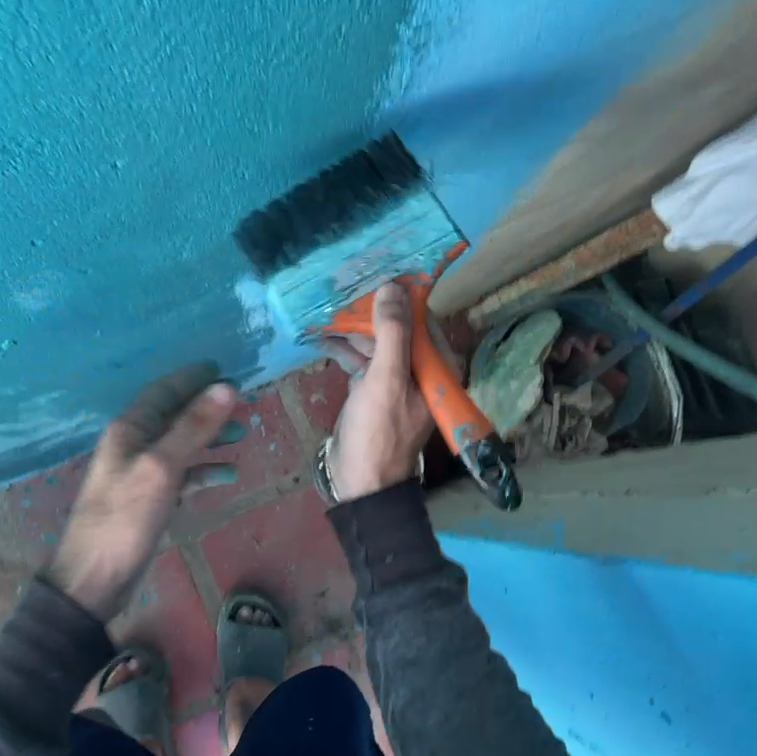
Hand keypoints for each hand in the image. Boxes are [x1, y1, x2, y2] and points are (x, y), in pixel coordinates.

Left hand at [48, 362, 238, 620]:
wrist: (94, 578)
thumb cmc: (125, 518)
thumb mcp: (161, 467)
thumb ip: (193, 426)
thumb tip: (225, 386)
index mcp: (130, 429)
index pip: (165, 390)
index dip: (194, 378)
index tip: (226, 369)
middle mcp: (134, 444)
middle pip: (175, 414)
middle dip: (208, 406)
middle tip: (244, 401)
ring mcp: (141, 473)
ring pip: (181, 443)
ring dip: (210, 436)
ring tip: (243, 432)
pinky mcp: (150, 499)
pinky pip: (182, 474)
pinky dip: (205, 470)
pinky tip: (228, 474)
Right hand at [319, 283, 434, 501]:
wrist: (360, 484)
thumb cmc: (378, 431)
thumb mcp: (385, 379)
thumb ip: (392, 333)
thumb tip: (391, 287)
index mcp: (437, 366)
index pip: (421, 318)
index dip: (397, 296)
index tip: (371, 271)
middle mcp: (420, 369)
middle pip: (396, 327)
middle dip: (369, 310)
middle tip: (338, 286)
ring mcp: (395, 380)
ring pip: (375, 342)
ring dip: (351, 327)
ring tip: (322, 307)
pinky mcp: (372, 390)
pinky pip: (361, 360)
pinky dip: (343, 348)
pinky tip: (319, 335)